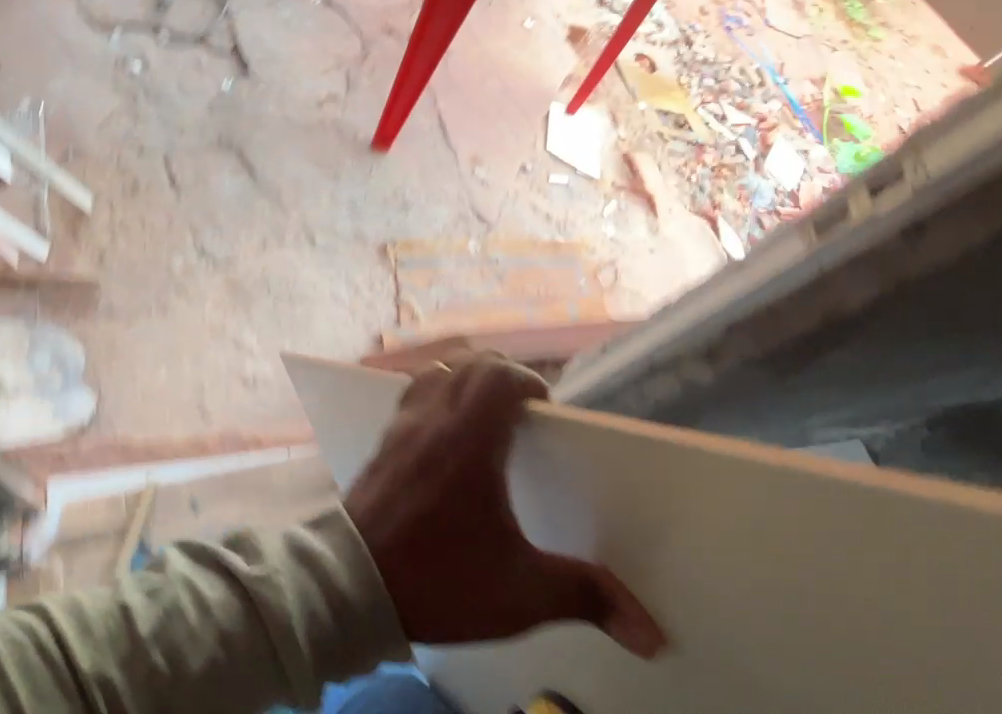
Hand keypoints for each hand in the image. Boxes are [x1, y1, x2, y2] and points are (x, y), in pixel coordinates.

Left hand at [343, 347, 665, 657]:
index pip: (500, 376)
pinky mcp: (381, 443)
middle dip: (502, 377)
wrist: (350, 586)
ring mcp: (400, 427)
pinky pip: (412, 396)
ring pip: (436, 374)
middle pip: (470, 366)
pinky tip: (446, 437)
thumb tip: (651, 634)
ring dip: (465, 380)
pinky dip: (436, 396)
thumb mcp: (519, 593)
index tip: (547, 411)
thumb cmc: (438, 580)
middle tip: (525, 412)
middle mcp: (432, 419)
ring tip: (487, 416)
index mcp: (469, 439)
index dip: (528, 382)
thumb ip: (585, 597)